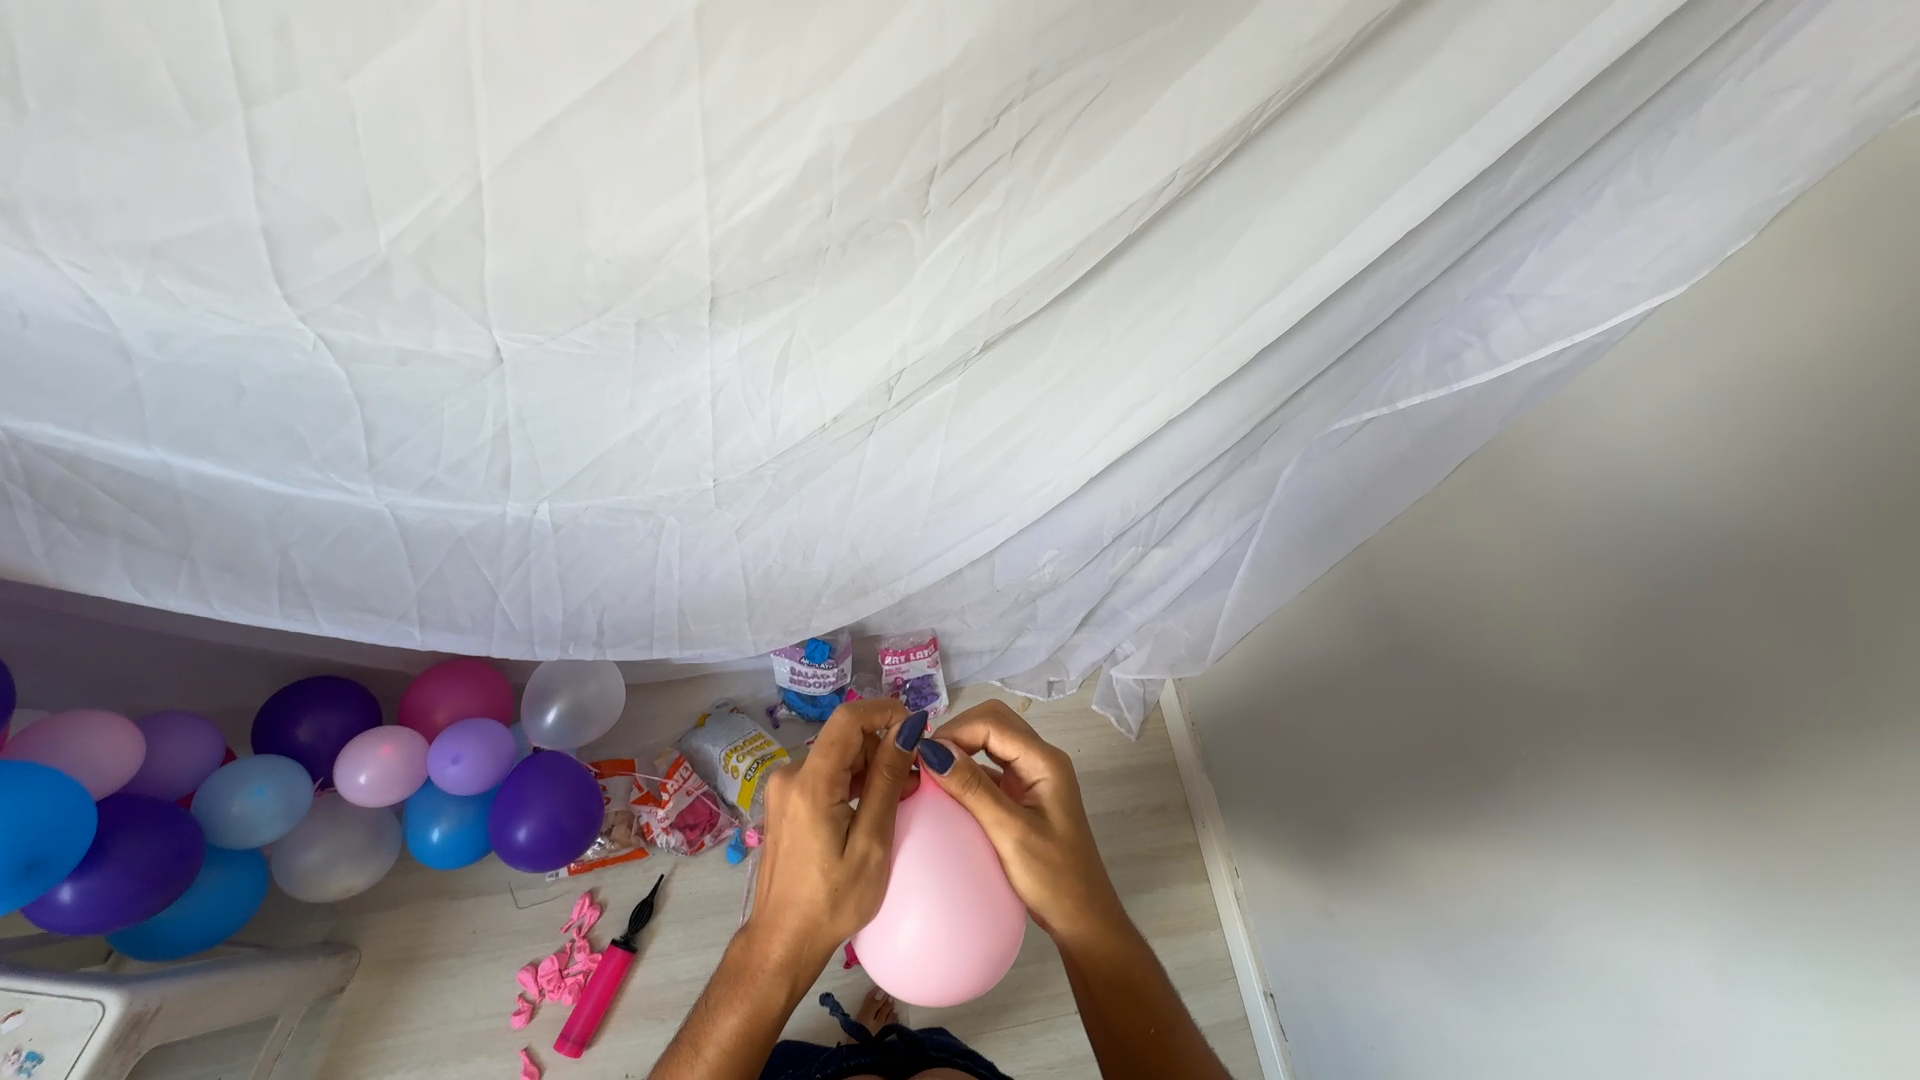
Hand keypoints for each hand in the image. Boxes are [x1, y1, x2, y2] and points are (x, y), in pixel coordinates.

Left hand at [746, 698, 923, 972]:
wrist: (783, 940)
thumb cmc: (833, 900)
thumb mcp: (872, 842)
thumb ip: (887, 780)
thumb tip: (908, 729)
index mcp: (810, 782)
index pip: (848, 718)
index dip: (885, 711)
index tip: (918, 730)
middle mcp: (791, 775)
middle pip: (845, 737)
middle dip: (884, 746)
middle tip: (916, 779)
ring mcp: (785, 789)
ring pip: (838, 755)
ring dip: (872, 766)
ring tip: (902, 796)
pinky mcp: (787, 803)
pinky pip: (827, 775)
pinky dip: (855, 781)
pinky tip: (876, 807)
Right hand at [917, 699, 1124, 940]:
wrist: (1083, 919)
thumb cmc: (1054, 878)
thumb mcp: (1010, 833)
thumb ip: (973, 789)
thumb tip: (932, 750)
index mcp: (1044, 761)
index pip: (993, 722)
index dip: (955, 731)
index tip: (923, 756)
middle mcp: (1039, 760)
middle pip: (993, 723)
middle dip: (957, 733)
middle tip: (925, 760)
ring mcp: (1031, 777)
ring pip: (990, 743)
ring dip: (960, 750)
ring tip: (928, 771)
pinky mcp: (1021, 796)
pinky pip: (990, 769)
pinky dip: (966, 772)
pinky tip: (944, 792)